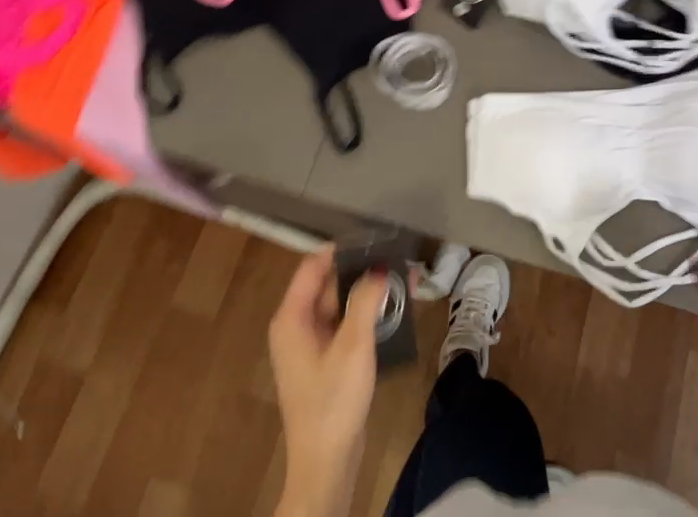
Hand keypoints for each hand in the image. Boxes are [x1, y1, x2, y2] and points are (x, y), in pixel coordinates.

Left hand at [268, 247, 385, 516]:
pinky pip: (346, 326)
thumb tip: (380, 267)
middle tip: (400, 259)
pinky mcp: (326, 362)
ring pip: (341, 306)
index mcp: (292, 317)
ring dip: (369, 294)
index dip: (343, 248)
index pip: (314, 266)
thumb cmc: (334, 400)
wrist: (327, 461)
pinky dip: (367, 316)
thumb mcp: (353, 346)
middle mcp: (296, 326)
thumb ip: (366, 301)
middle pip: (329, 284)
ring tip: (405, 281)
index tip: (376, 236)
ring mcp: (311, 345)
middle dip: (363, 271)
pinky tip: (396, 312)